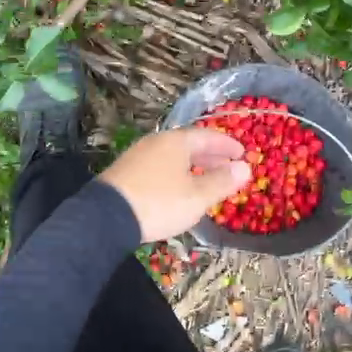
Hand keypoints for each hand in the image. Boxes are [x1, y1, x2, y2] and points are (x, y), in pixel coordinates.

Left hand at [100, 128, 250, 241]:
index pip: (207, 136)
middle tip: (228, 165)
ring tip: (207, 176)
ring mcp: (139, 155)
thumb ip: (222, 181)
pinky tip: (179, 187)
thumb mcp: (196, 196)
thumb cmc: (159, 202)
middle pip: (189, 143)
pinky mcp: (127, 171)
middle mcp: (156, 142)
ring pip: (173, 155)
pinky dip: (177, 171)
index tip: (242, 153)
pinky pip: (160, 165)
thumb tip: (245, 167)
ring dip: (194, 164)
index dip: (226, 144)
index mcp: (176, 142)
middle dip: (211, 154)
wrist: (107, 216)